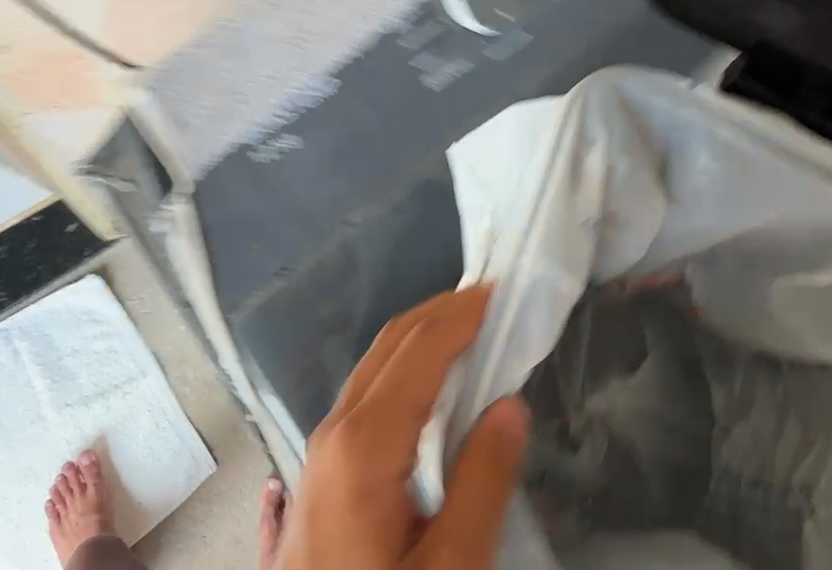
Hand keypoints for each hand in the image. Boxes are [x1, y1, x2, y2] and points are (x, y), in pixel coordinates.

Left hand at [273, 285, 530, 569]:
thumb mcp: (451, 568)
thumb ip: (483, 481)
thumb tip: (509, 404)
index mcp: (364, 443)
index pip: (418, 351)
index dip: (460, 315)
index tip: (500, 290)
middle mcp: (334, 431)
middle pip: (389, 347)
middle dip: (439, 314)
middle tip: (490, 300)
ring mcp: (321, 452)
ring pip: (374, 369)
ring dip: (421, 340)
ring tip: (469, 331)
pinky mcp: (323, 474)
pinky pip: (367, 398)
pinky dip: (405, 371)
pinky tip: (430, 387)